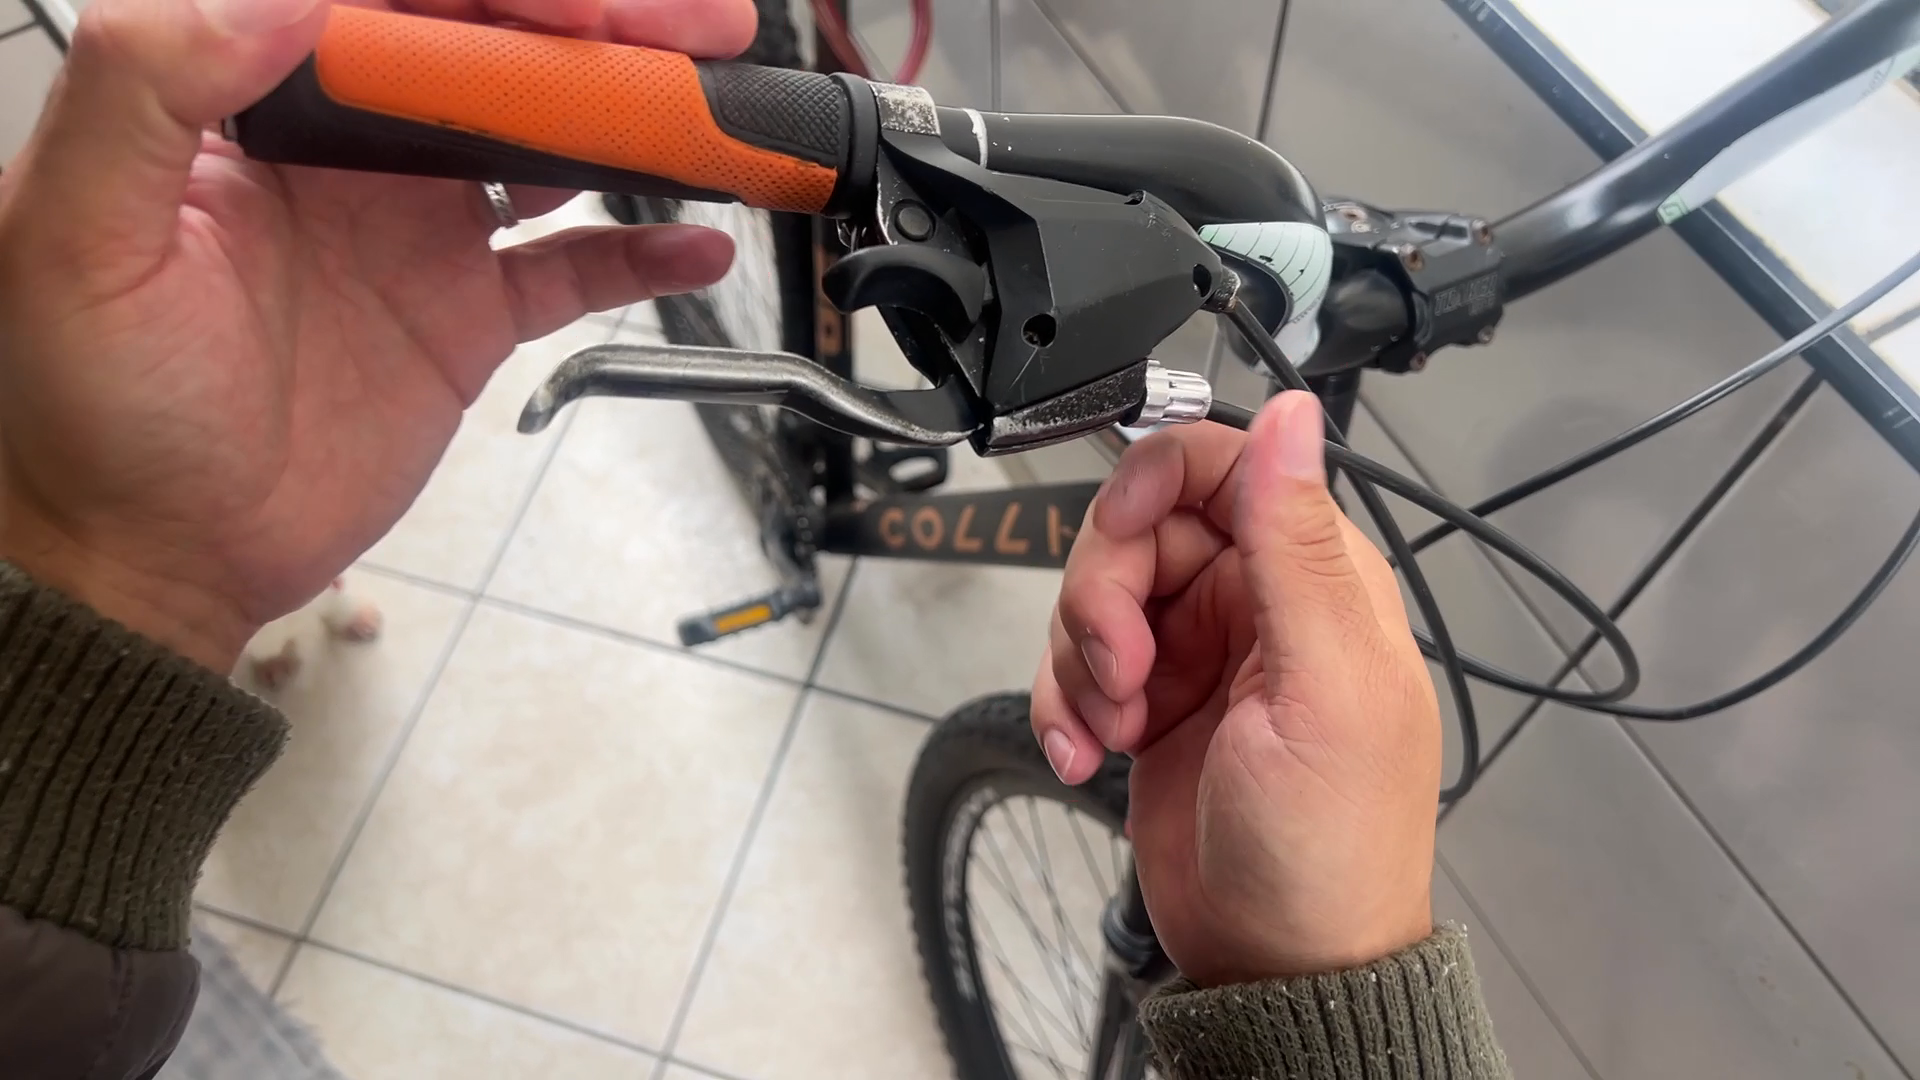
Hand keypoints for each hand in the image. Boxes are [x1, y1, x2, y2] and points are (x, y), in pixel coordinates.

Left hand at [0, 0, 751, 668]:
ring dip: (633, 138)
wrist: (187, 541)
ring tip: (712, 128)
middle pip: (498, 72)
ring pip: (553, 160)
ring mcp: (431, 233)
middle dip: (602, 44)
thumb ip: (154, 94)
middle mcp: (360, 156)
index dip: (510, 1)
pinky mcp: (480, 309)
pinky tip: (696, 249)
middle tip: (701, 34)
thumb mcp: (86, 243)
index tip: (600, 8)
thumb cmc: (103, 407)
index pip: (399, 15)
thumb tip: (272, 0)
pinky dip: (641, 260)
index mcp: (260, 108)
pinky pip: (575, 270)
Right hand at [1033, 392, 1442, 986]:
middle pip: (1129, 534)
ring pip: (1089, 597)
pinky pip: (1070, 662)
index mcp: (1302, 573)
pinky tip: (1088, 752)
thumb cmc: (1326, 840)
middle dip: (1101, 600)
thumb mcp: (1320, 688)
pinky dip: (1061, 703)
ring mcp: (1184, 646)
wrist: (1273, 958)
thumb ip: (1297, 547)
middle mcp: (1239, 596)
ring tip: (1114, 728)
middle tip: (1121, 675)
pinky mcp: (1141, 694)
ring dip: (1078, 663)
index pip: (1210, 467)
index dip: (1147, 486)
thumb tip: (1292, 414)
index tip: (1114, 540)